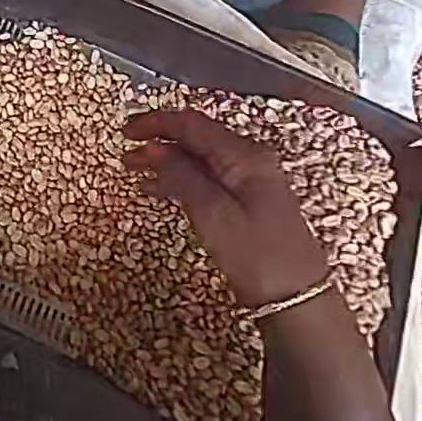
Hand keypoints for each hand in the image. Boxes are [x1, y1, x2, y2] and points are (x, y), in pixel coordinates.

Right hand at [121, 109, 327, 307]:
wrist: (296, 298)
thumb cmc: (256, 255)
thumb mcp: (213, 215)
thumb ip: (182, 176)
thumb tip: (153, 147)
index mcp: (243, 156)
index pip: (192, 124)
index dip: (156, 122)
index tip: (125, 131)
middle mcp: (248, 159)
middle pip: (195, 137)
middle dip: (157, 140)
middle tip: (124, 150)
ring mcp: (248, 180)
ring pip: (198, 158)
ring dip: (164, 160)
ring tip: (132, 169)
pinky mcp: (245, 200)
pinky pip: (206, 178)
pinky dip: (179, 179)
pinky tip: (156, 189)